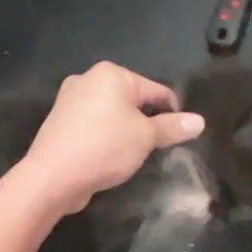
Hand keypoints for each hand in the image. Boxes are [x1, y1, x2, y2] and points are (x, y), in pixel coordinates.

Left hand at [22, 62, 204, 214]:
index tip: (182, 135)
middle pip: (132, 100)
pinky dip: (106, 137)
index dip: (174, 112)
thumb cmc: (105, 148)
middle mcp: (88, 79)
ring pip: (112, 114)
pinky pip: (94, 126)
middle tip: (157, 148)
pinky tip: (110, 156)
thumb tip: (200, 121)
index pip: (156, 90)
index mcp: (111, 74)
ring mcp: (70, 100)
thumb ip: (173, 128)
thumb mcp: (146, 138)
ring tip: (135, 154)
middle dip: (147, 121)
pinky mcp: (60, 123)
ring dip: (126, 131)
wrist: (52, 176)